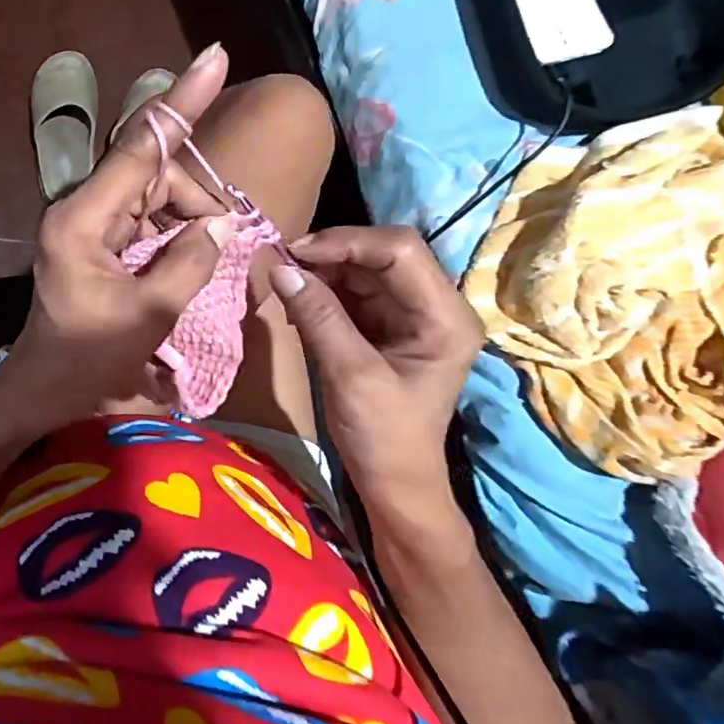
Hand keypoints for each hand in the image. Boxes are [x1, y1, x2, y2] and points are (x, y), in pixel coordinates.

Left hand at [9, 44, 240, 422]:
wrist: (47, 387)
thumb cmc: (89, 358)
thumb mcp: (149, 313)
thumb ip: (190, 260)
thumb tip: (219, 225)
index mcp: (83, 219)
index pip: (139, 148)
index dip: (181, 103)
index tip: (215, 56)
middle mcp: (82, 209)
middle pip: (152, 171)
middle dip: (197, 194)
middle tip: (231, 233)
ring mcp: (88, 222)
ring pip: (153, 192)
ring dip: (189, 214)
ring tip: (214, 250)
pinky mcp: (96, 239)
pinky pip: (145, 216)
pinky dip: (175, 228)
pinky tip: (195, 248)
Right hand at [270, 226, 483, 506]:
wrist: (393, 481)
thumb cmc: (382, 435)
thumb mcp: (349, 374)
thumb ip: (318, 317)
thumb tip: (279, 268)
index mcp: (445, 317)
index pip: (400, 250)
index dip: (346, 242)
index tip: (294, 253)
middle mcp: (434, 306)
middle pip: (382, 253)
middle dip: (331, 252)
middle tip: (282, 263)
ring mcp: (409, 314)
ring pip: (363, 268)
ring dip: (321, 269)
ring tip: (284, 281)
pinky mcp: (385, 324)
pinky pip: (352, 290)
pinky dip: (321, 289)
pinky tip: (296, 299)